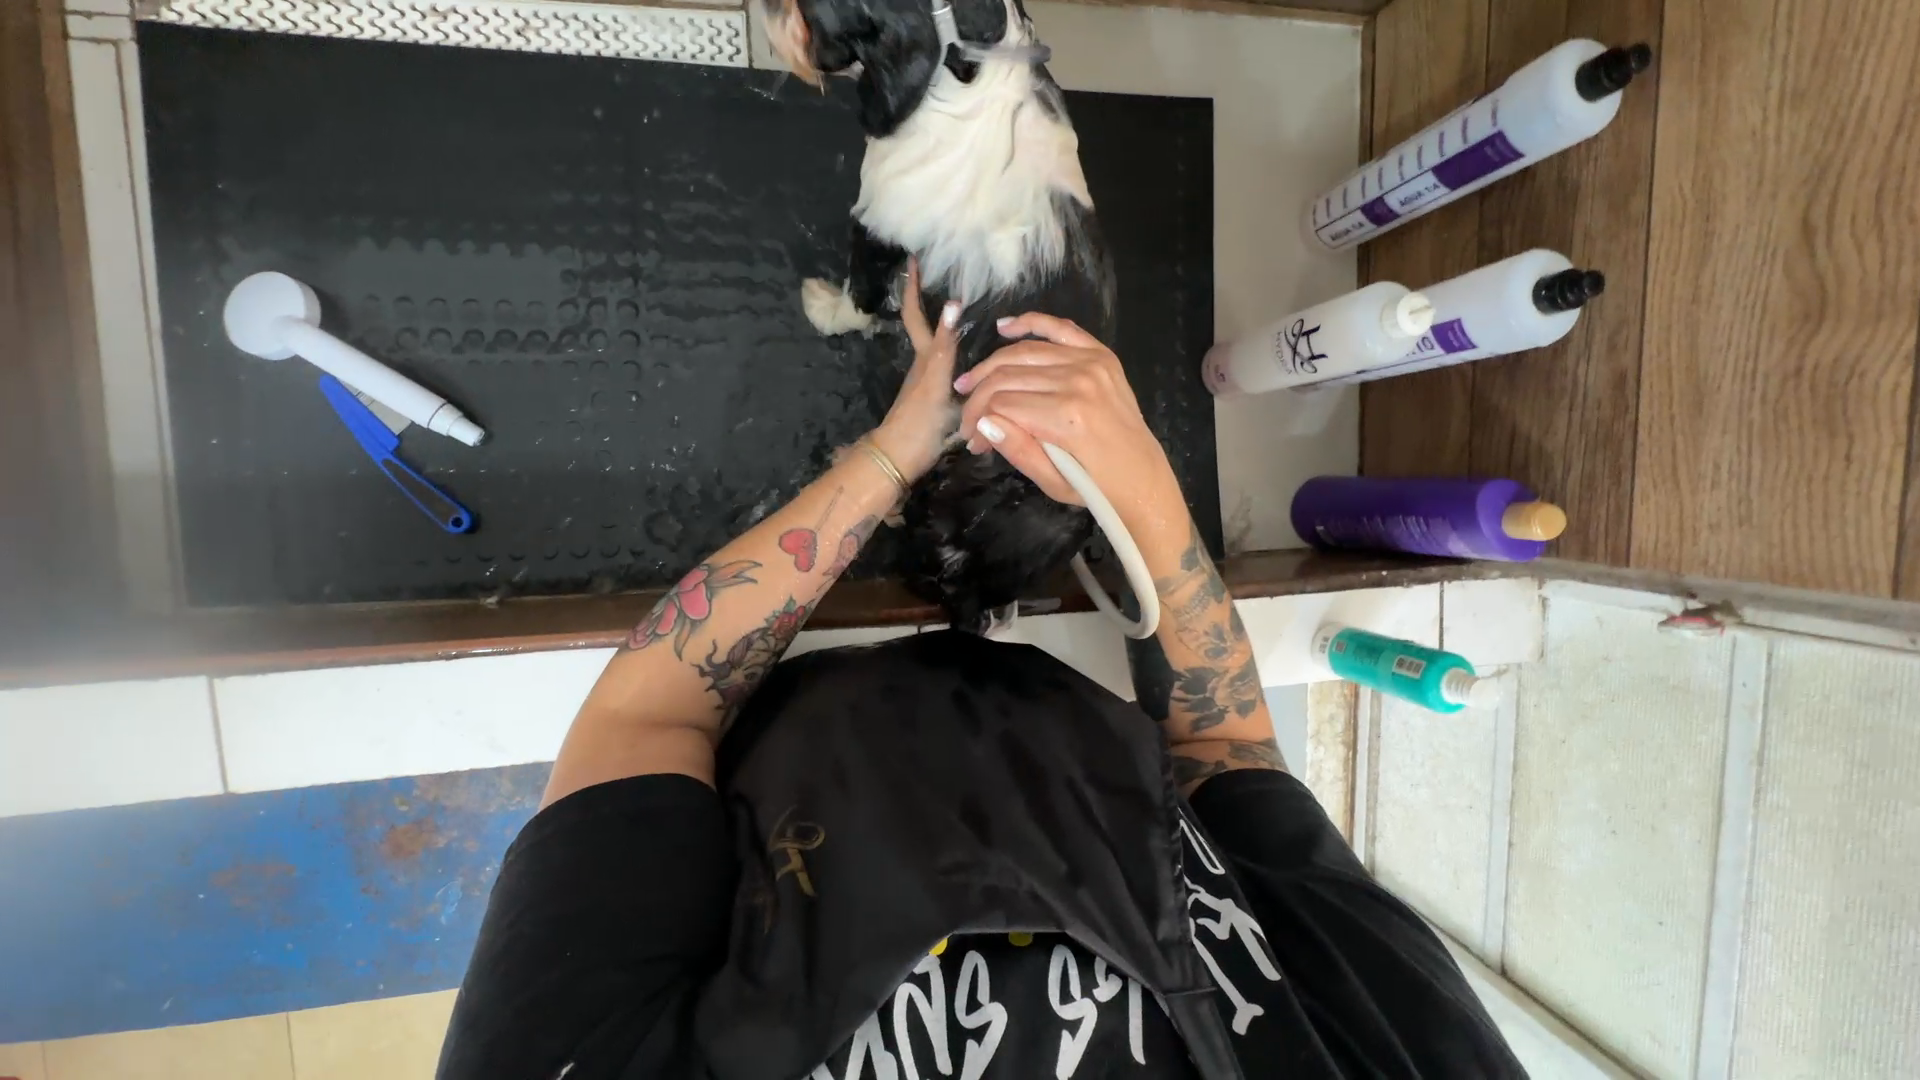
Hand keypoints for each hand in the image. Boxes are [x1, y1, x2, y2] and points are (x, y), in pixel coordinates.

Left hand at [868, 259, 960, 481]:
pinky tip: (970, 358)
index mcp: (925, 360)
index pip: (919, 318)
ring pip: (937, 350)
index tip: (914, 261)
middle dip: (926, 303)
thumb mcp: (935, 382)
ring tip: (963, 312)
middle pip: (924, 329)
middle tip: (934, 277)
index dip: (915, 291)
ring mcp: (928, 386)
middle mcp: (924, 368)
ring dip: (944, 329)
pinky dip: (956, 356)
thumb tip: (954, 303)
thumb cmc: (918, 423)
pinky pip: (948, 370)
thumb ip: (945, 346)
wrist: (899, 462)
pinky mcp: (935, 403)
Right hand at [954, 313, 1186, 538]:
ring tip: (969, 383)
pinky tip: (1004, 327)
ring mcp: (1091, 363)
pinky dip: (1031, 323)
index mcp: (1067, 417)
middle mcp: (1078, 380)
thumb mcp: (1052, 483)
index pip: (1001, 403)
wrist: (1142, 477)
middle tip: (965, 421)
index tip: (970, 441)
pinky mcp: (1101, 355)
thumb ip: (1017, 450)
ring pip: (1025, 353)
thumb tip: (982, 423)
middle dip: (979, 398)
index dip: (977, 420)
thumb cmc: (1097, 488)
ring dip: (991, 366)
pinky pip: (1061, 328)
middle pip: (1008, 376)